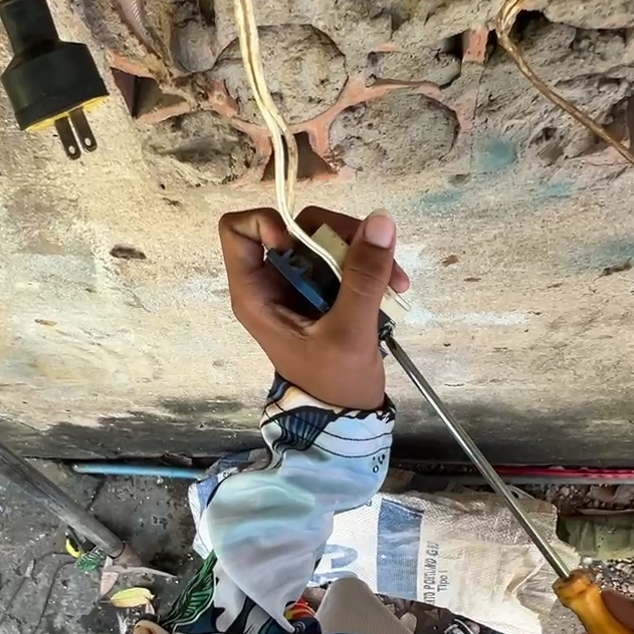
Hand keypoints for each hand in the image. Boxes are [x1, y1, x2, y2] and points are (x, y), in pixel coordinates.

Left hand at [217, 206, 408, 410]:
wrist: (348, 412)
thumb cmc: (334, 382)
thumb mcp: (349, 333)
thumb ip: (363, 279)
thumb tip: (380, 221)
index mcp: (255, 293)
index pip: (237, 230)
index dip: (267, 223)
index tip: (302, 246)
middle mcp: (273, 280)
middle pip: (296, 226)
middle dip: (340, 236)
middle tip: (377, 259)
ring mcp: (300, 281)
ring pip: (326, 237)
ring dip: (366, 251)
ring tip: (397, 283)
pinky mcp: (324, 286)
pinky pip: (345, 255)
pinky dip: (372, 263)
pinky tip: (396, 287)